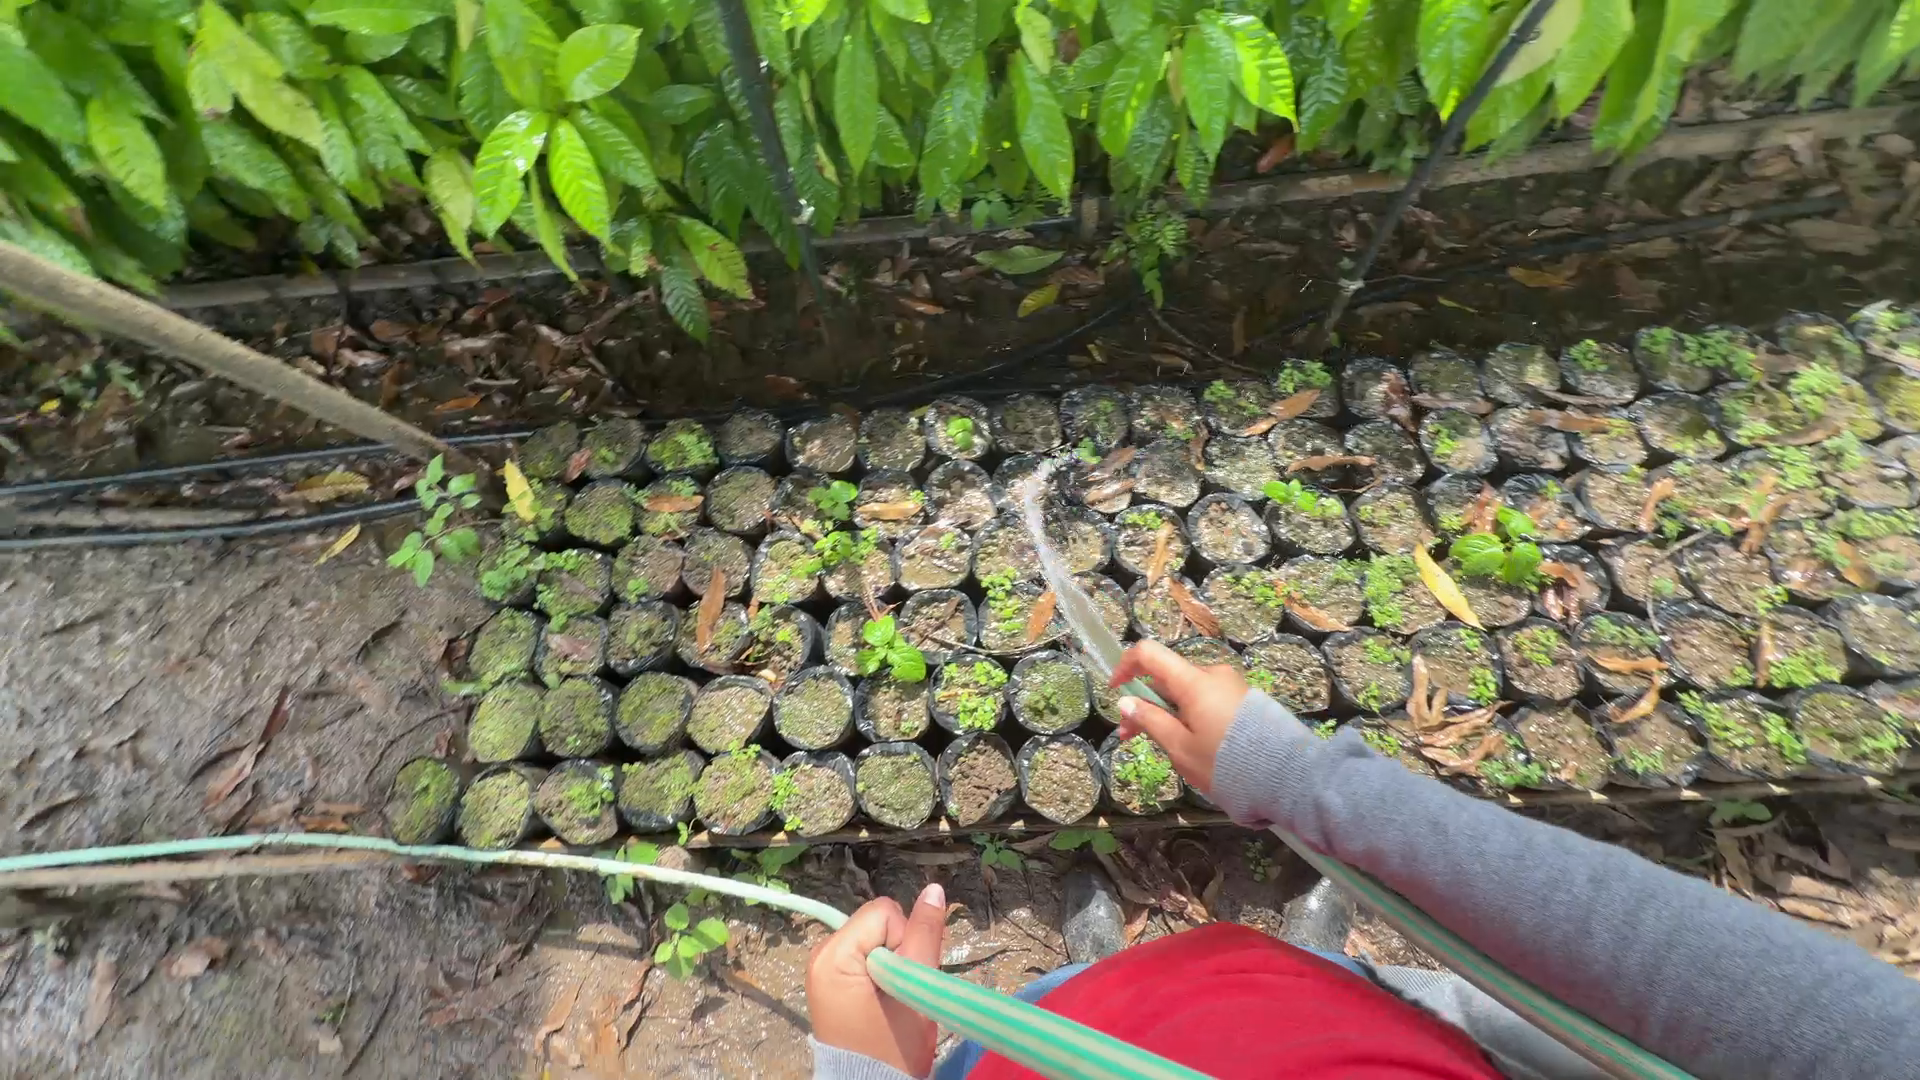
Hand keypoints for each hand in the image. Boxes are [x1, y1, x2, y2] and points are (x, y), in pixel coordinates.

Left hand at [807, 883, 946, 1076]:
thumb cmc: (893, 1046)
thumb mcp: (916, 987)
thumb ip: (924, 933)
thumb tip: (934, 889)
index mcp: (833, 953)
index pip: (885, 913)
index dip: (905, 939)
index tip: (905, 979)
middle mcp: (822, 952)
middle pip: (878, 922)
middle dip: (899, 949)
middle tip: (902, 991)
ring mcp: (824, 966)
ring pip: (876, 937)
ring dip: (893, 960)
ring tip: (894, 998)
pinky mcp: (831, 978)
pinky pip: (866, 953)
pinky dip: (882, 970)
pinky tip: (883, 998)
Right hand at [1108, 640, 1249, 797]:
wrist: (1292, 780)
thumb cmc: (1228, 764)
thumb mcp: (1180, 748)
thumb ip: (1150, 721)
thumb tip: (1127, 702)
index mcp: (1194, 681)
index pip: (1149, 653)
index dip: (1125, 667)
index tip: (1115, 692)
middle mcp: (1214, 675)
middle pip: (1168, 677)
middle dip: (1145, 703)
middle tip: (1131, 737)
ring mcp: (1233, 687)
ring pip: (1188, 692)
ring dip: (1168, 713)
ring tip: (1165, 748)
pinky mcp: (1247, 702)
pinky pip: (1208, 700)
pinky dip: (1191, 715)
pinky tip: (1193, 745)